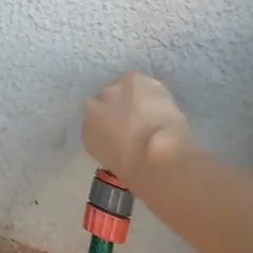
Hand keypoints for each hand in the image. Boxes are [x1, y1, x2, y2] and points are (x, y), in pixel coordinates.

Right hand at [83, 72, 190, 188]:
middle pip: (107, 101)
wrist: (155, 156)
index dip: (112, 127)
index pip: (96, 124)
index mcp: (88, 131)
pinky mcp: (134, 78)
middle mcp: (94, 105)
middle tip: (138, 122)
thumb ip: (115, 146)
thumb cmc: (138, 173)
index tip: (125, 135)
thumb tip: (127, 141)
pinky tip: (164, 107)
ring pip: (125, 89)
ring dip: (136, 98)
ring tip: (153, 113)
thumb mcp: (118, 164)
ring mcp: (114, 88)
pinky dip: (154, 94)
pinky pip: (144, 85)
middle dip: (120, 108)